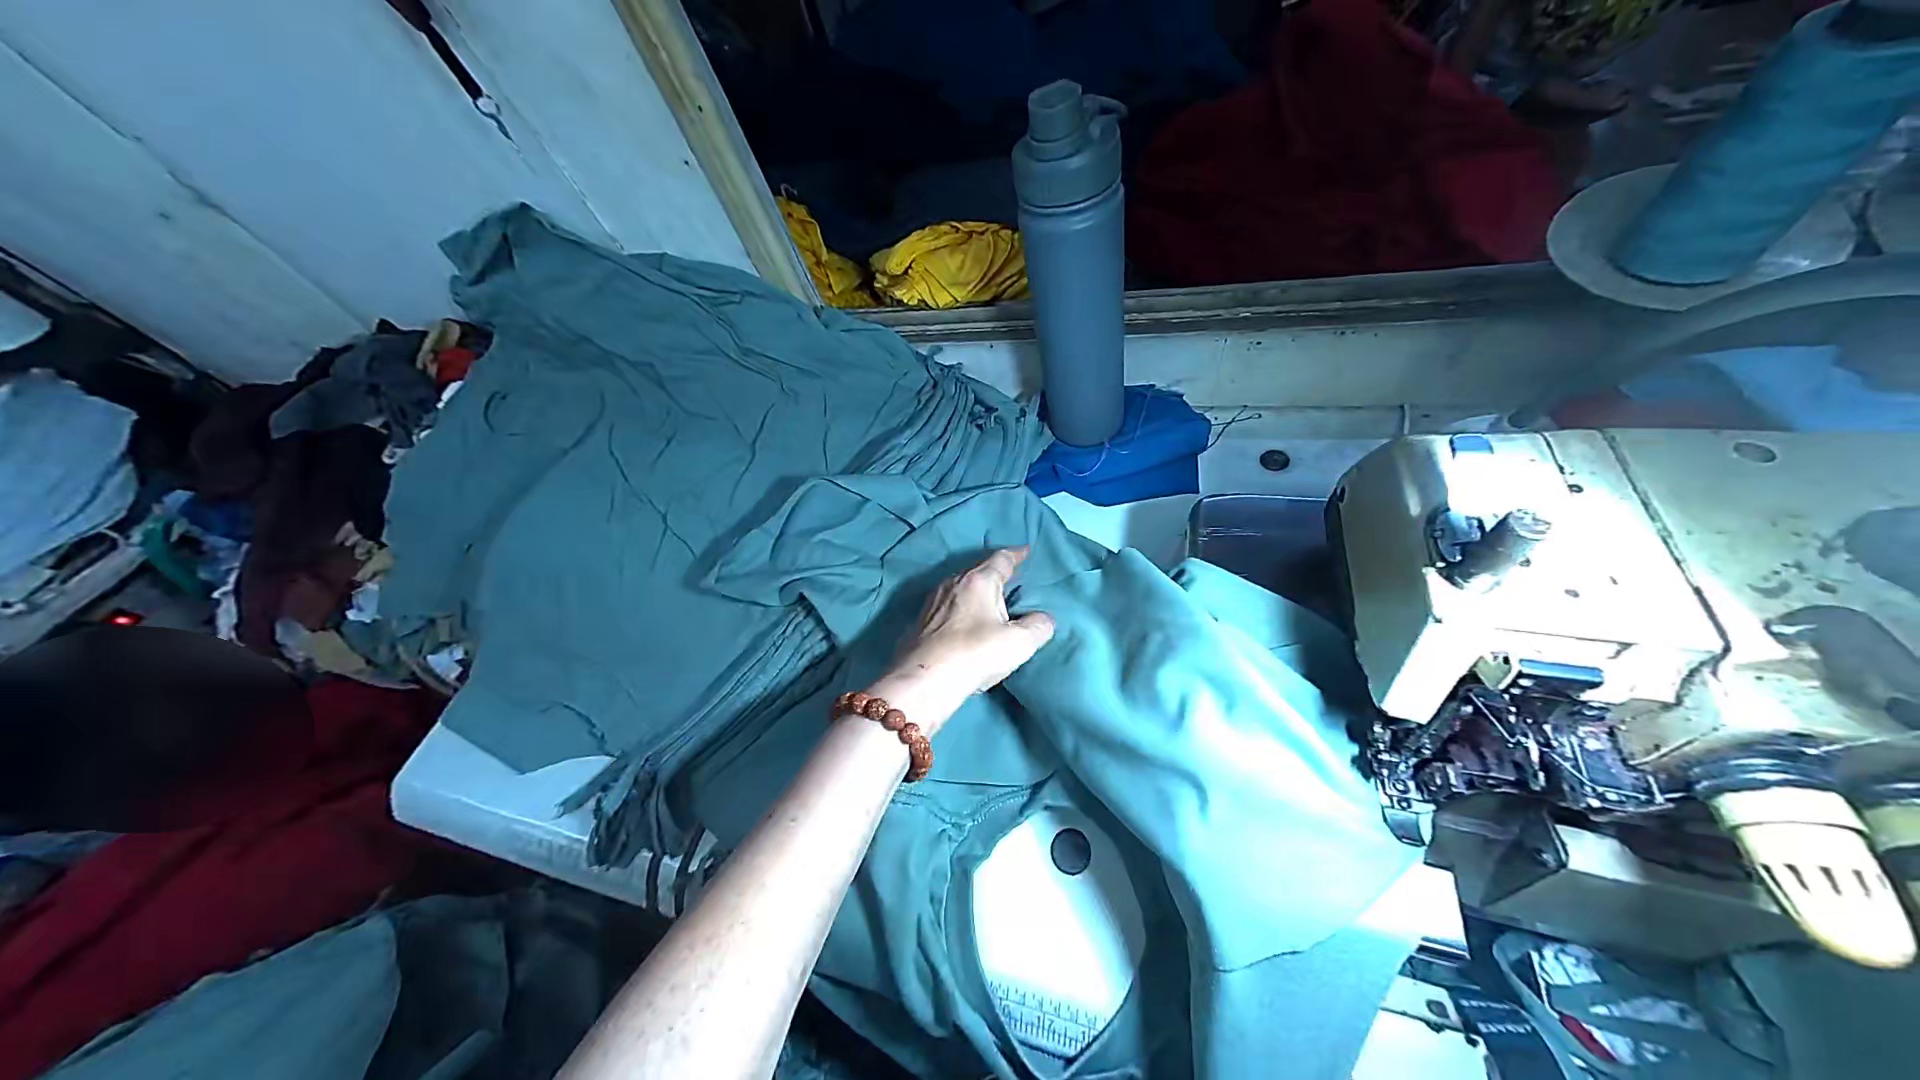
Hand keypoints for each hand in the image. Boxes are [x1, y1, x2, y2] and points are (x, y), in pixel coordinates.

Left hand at [870, 548, 1054, 733]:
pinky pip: (948, 605)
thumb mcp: (1018, 643)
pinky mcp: (920, 621)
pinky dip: (961, 607)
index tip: (1026, 551)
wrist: (923, 681)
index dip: (1017, 554)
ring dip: (976, 591)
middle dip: (996, 573)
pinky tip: (965, 621)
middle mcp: (953, 583)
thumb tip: (1044, 618)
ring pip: (961, 587)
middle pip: (979, 570)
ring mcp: (933, 601)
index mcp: (979, 581)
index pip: (1001, 559)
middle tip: (1012, 579)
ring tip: (990, 599)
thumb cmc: (974, 654)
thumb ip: (1038, 626)